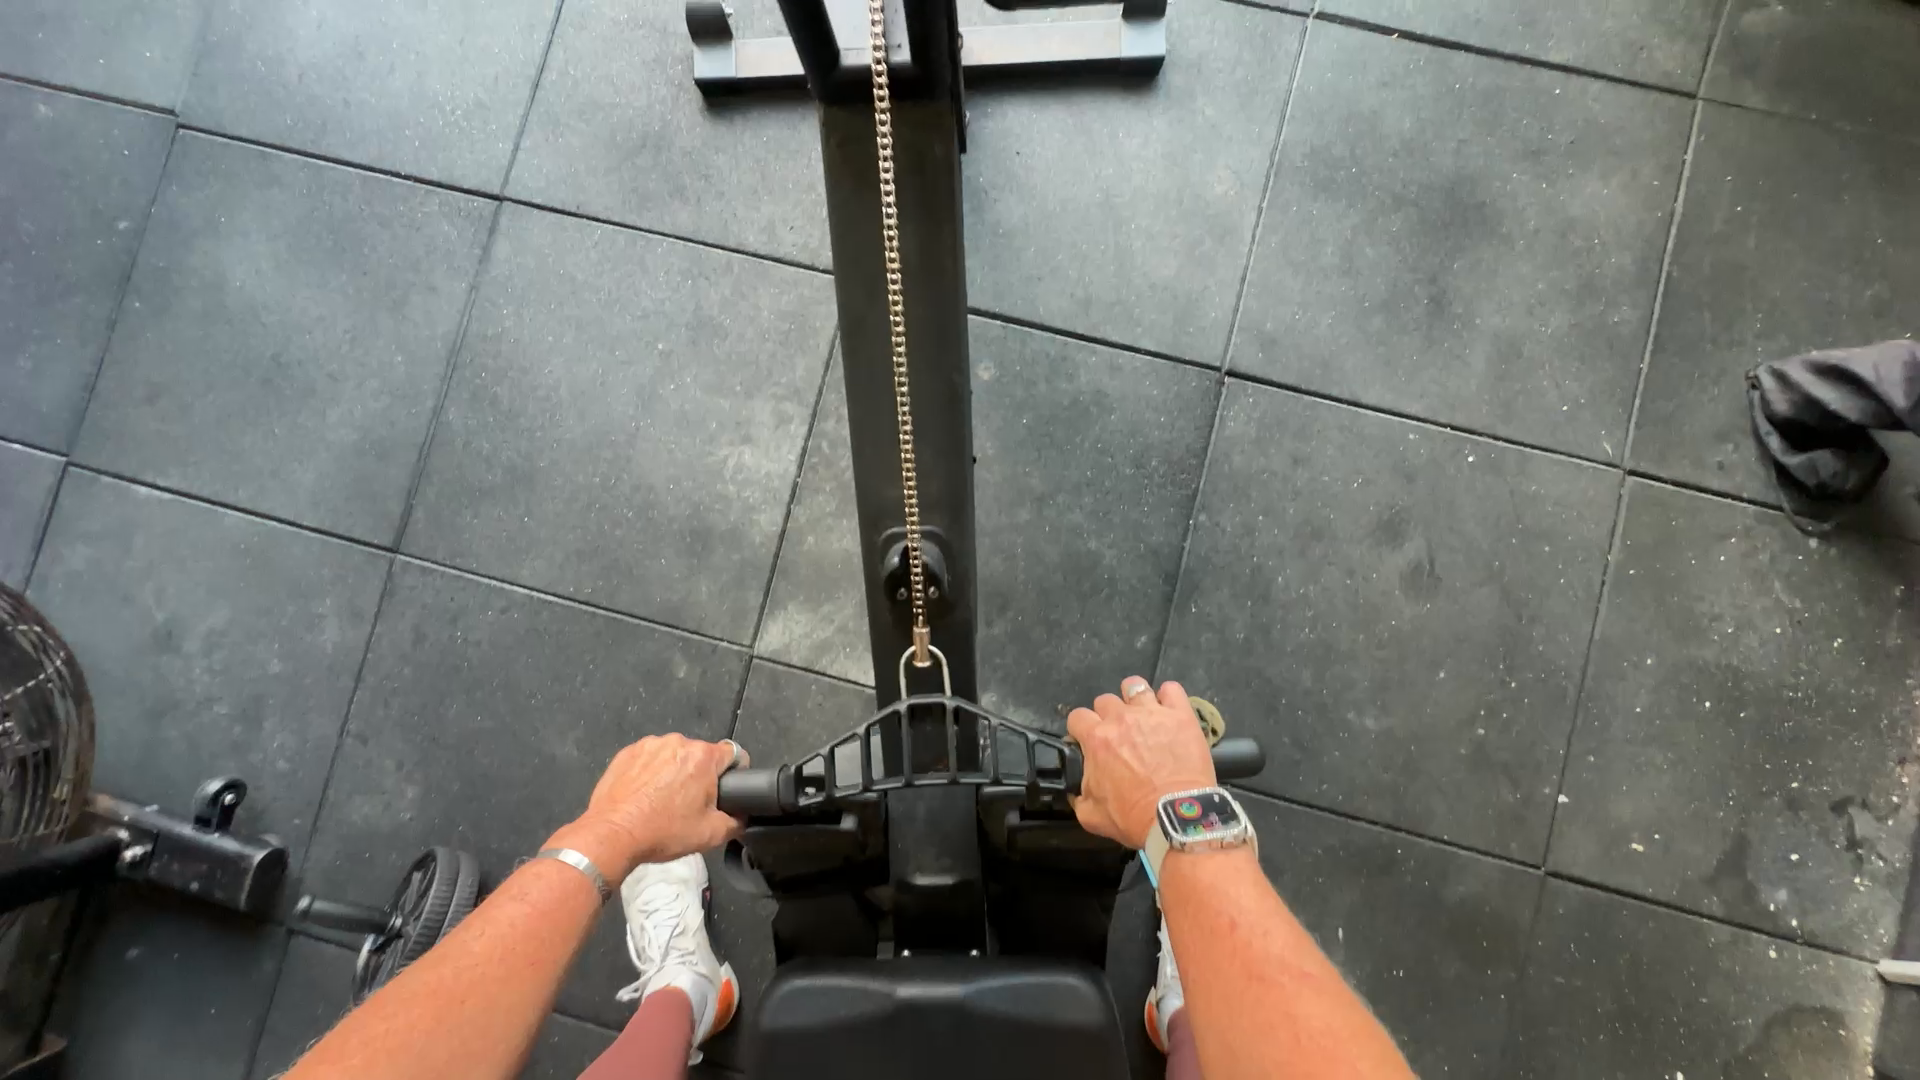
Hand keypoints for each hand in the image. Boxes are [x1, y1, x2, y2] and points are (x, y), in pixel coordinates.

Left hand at [546, 734, 747, 881]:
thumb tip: (743, 815)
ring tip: (661, 800)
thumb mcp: (710, 834)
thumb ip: (737, 821)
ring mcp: (650, 745)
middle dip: (699, 774)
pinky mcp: (627, 752)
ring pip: (674, 755)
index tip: (723, 789)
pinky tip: (643, 795)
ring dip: (673, 771)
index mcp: (703, 757)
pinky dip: (649, 771)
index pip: (733, 754)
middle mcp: (679, 742)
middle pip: (700, 755)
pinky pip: (649, 758)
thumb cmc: (662, 832)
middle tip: (688, 803)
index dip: (733, 772)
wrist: (611, 836)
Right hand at [1067, 677, 1215, 847]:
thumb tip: (1075, 792)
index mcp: (1097, 740)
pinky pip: (1172, 689)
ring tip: (1141, 713)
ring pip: (1135, 685)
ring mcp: (1151, 713)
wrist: (1177, 818)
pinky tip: (1168, 709)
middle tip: (1119, 734)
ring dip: (1133, 697)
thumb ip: (1078, 798)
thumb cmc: (1134, 817)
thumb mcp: (1092, 816)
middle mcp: (1120, 719)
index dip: (1080, 728)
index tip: (1088, 739)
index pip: (1077, 717)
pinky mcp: (1180, 715)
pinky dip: (1168, 696)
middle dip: (1107, 715)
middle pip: (1105, 700)